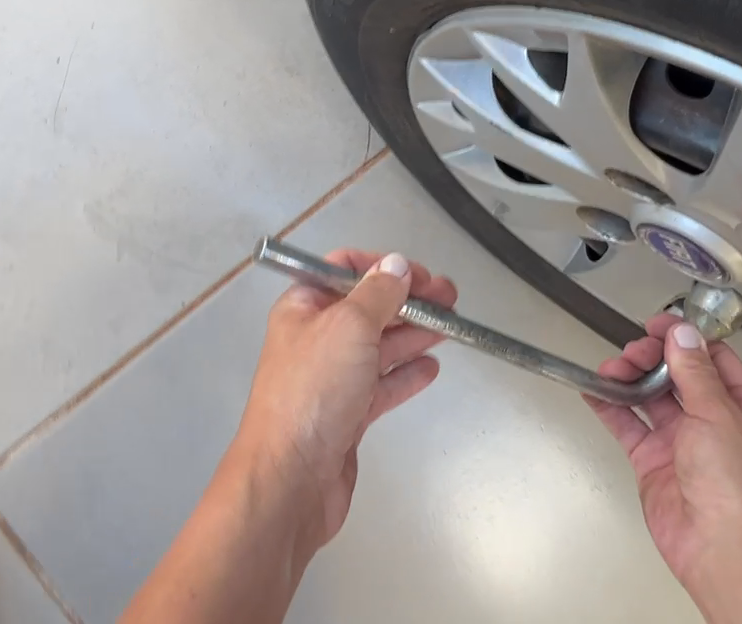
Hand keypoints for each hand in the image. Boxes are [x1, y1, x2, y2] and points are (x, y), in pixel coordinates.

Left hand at [233, 249, 457, 553]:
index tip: (420, 275)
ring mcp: (331, 378)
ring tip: (451, 326)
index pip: (344, 269)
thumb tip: (397, 264)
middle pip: (367, 308)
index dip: (382, 267)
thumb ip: (377, 293)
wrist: (291, 478)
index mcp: (304, 306)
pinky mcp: (347, 414)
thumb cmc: (314, 389)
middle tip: (450, 298)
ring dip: (414, 333)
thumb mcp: (349, 326)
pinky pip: (382, 385)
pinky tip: (431, 367)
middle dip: (408, 300)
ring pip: (378, 345)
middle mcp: (316, 337)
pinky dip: (406, 374)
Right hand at [588, 314, 741, 623]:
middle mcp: (714, 425)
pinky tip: (593, 389)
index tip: (658, 324)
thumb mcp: (721, 417)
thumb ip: (695, 372)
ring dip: (629, 378)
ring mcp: (682, 445)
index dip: (686, 339)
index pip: (714, 361)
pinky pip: (628, 426)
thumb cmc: (741, 489)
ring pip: (650, 398)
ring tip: (610, 369)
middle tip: (633, 350)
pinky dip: (609, 406)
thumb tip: (684, 334)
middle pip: (678, 376)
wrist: (727, 556)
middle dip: (653, 358)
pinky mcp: (653, 463)